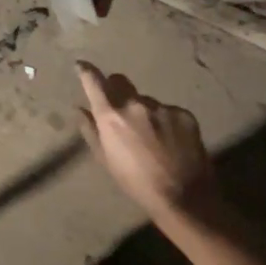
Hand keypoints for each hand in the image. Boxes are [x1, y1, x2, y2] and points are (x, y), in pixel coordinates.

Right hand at [77, 62, 218, 221]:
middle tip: (121, 110)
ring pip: (146, 101)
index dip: (85, 71)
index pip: (93, 81)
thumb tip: (80, 108)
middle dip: (117, 90)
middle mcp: (135, 104)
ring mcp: (162, 108)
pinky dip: (166, 121)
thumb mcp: (104, 159)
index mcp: (110, 115)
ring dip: (144, 111)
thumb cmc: (135, 182)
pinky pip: (169, 111)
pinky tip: (171, 141)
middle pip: (121, 82)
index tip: (81, 66)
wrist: (185, 198)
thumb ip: (90, 129)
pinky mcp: (185, 115)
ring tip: (153, 136)